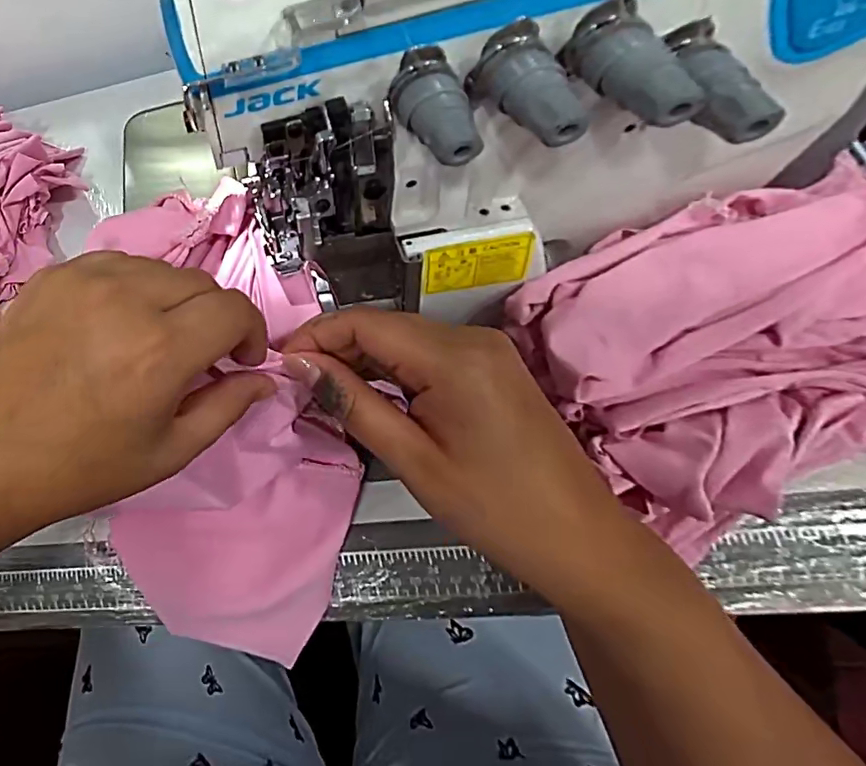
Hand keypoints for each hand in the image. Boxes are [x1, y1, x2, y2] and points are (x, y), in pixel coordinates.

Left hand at [0, 252, 274, 579]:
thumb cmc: (79, 467)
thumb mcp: (166, 452)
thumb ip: (225, 408)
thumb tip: (263, 379)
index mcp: (160, 349)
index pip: (233, 308)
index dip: (250, 332)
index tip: (237, 360)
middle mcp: (126, 298)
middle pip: (200, 283)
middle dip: (212, 317)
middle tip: (195, 356)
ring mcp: (84, 278)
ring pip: (158, 268)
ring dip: (170, 299)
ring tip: (149, 338)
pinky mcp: (53, 273)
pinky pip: (113, 266)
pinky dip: (128, 289)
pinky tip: (109, 324)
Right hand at [281, 308, 646, 606]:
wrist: (583, 543)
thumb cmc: (496, 510)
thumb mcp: (412, 459)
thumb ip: (351, 402)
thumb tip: (299, 366)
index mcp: (454, 357)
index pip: (364, 322)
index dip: (316, 336)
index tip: (281, 364)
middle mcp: (470, 338)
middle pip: (382, 324)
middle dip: (334, 347)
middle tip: (297, 382)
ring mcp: (485, 348)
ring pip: (401, 336)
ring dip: (360, 357)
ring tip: (324, 390)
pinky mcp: (490, 364)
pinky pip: (425, 352)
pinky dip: (390, 366)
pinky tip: (369, 391)